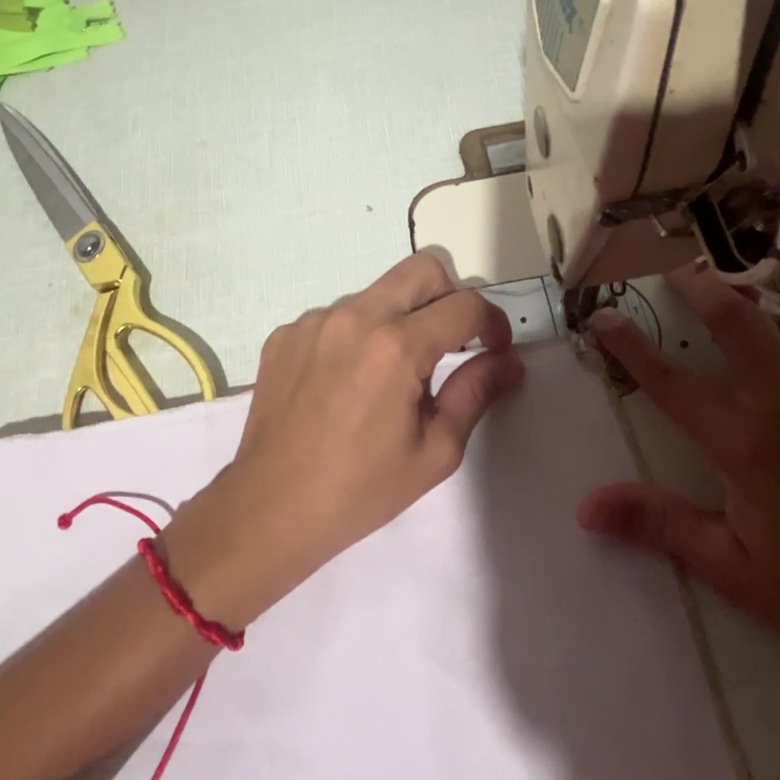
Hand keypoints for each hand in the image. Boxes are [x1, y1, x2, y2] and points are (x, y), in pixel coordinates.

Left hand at [162, 253, 524, 627]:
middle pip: (423, 270)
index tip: (494, 349)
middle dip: (450, 297)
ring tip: (389, 377)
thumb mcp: (435, 451)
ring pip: (376, 294)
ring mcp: (313, 322)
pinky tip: (346, 385)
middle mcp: (354, 317)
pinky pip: (336, 317)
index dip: (493, 323)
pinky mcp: (284, 335)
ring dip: (398, 320)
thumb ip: (476, 394)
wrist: (270, 509)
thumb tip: (509, 362)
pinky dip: (355, 338)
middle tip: (451, 344)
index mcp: (396, 347)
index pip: (465, 304)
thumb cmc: (361, 490)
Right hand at [577, 264, 779, 695]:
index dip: (631, 347)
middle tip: (682, 268)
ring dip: (763, 292)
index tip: (603, 316)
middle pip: (739, 324)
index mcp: (747, 447)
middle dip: (703, 288)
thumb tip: (587, 506)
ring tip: (741, 271)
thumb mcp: (735, 570)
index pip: (672, 384)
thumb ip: (661, 525)